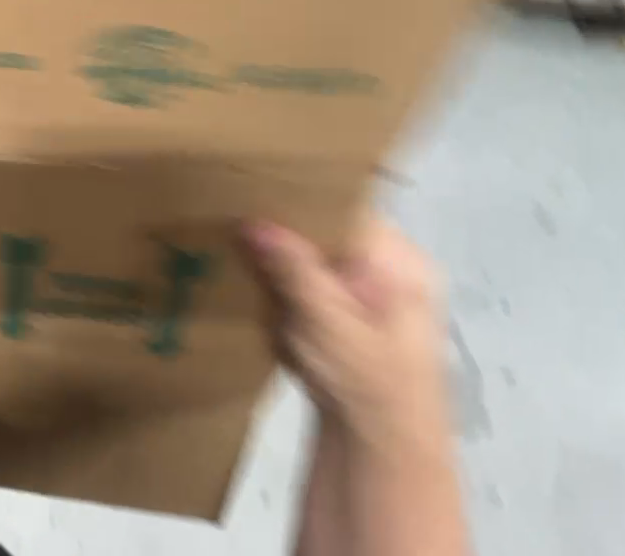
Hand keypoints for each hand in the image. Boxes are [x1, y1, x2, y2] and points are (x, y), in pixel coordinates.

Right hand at [242, 215, 448, 442]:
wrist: (380, 441)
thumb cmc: (365, 378)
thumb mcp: (327, 321)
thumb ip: (294, 269)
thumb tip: (254, 221)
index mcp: (401, 261)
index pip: (345, 206)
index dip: (298, 195)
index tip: (250, 189)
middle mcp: (390, 264)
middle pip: (326, 224)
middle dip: (279, 221)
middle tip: (229, 212)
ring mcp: (368, 284)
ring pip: (311, 247)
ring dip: (274, 247)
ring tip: (230, 235)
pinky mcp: (345, 303)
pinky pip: (306, 269)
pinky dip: (278, 269)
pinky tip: (248, 270)